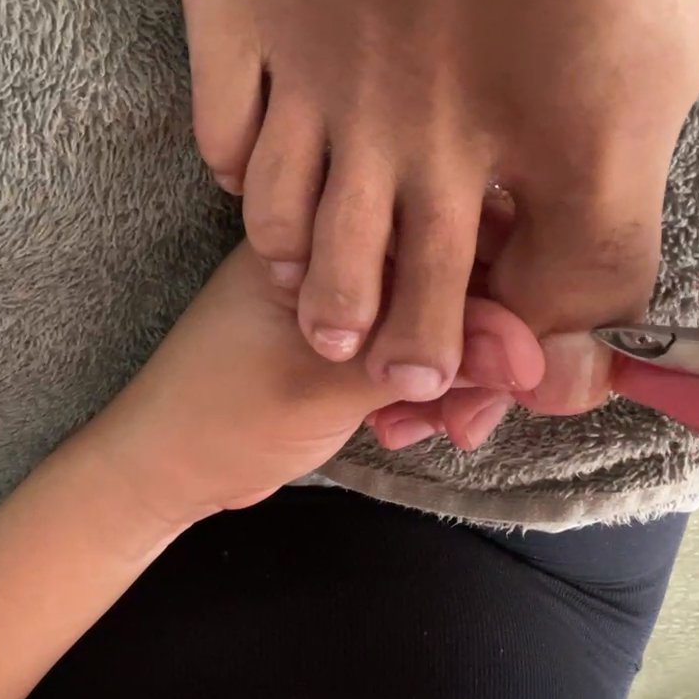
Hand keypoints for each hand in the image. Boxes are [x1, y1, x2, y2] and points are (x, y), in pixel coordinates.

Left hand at [81, 242, 544, 520]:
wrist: (167, 467)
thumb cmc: (224, 411)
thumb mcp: (326, 384)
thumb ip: (426, 362)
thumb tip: (530, 352)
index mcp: (323, 236)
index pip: (439, 230)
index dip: (498, 290)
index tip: (529, 359)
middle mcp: (342, 260)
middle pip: (454, 279)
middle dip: (488, 345)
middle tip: (491, 406)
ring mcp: (349, 306)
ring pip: (443, 323)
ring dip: (465, 379)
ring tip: (455, 430)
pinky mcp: (353, 349)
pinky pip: (419, 357)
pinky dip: (437, 394)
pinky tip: (430, 431)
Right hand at [172, 0, 698, 411]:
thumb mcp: (663, 3)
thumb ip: (615, 143)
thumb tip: (555, 232)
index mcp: (571, 112)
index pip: (571, 289)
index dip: (551, 333)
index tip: (526, 336)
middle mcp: (430, 117)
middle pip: (414, 299)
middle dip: (415, 356)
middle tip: (407, 378)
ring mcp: (320, 69)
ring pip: (296, 238)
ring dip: (315, 292)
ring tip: (322, 314)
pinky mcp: (237, 9)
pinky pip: (226, 144)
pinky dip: (246, 186)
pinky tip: (262, 188)